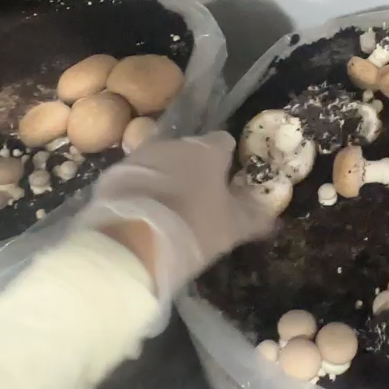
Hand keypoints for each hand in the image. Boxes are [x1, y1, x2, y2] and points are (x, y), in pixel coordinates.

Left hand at [77, 132, 274, 298]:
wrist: (129, 246)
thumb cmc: (192, 229)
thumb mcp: (233, 228)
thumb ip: (256, 218)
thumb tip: (276, 218)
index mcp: (207, 149)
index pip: (224, 143)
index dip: (227, 162)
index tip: (226, 185)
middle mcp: (173, 143)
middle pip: (191, 151)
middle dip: (195, 170)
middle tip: (198, 201)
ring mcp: (139, 156)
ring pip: (160, 163)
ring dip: (166, 179)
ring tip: (168, 211)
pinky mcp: (111, 175)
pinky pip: (135, 178)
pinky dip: (141, 191)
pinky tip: (143, 215)